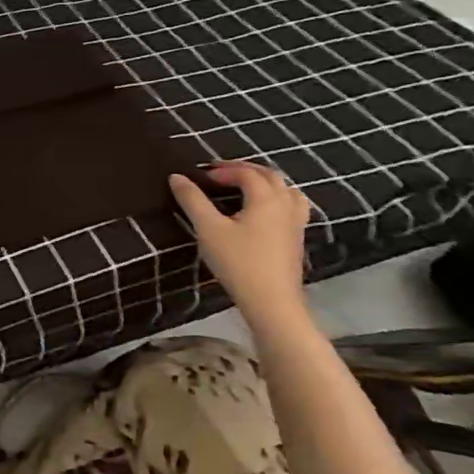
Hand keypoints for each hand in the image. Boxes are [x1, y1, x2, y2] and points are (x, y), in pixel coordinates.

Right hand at [168, 162, 311, 324]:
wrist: (271, 303)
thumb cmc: (238, 262)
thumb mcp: (208, 229)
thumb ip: (192, 200)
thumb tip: (177, 177)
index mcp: (266, 199)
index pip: (246, 174)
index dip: (224, 170)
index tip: (202, 177)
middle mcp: (286, 206)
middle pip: (270, 176)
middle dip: (245, 170)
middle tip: (222, 174)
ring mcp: (295, 223)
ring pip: (287, 190)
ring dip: (266, 182)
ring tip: (246, 187)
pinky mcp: (296, 240)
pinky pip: (293, 207)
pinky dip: (278, 199)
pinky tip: (265, 212)